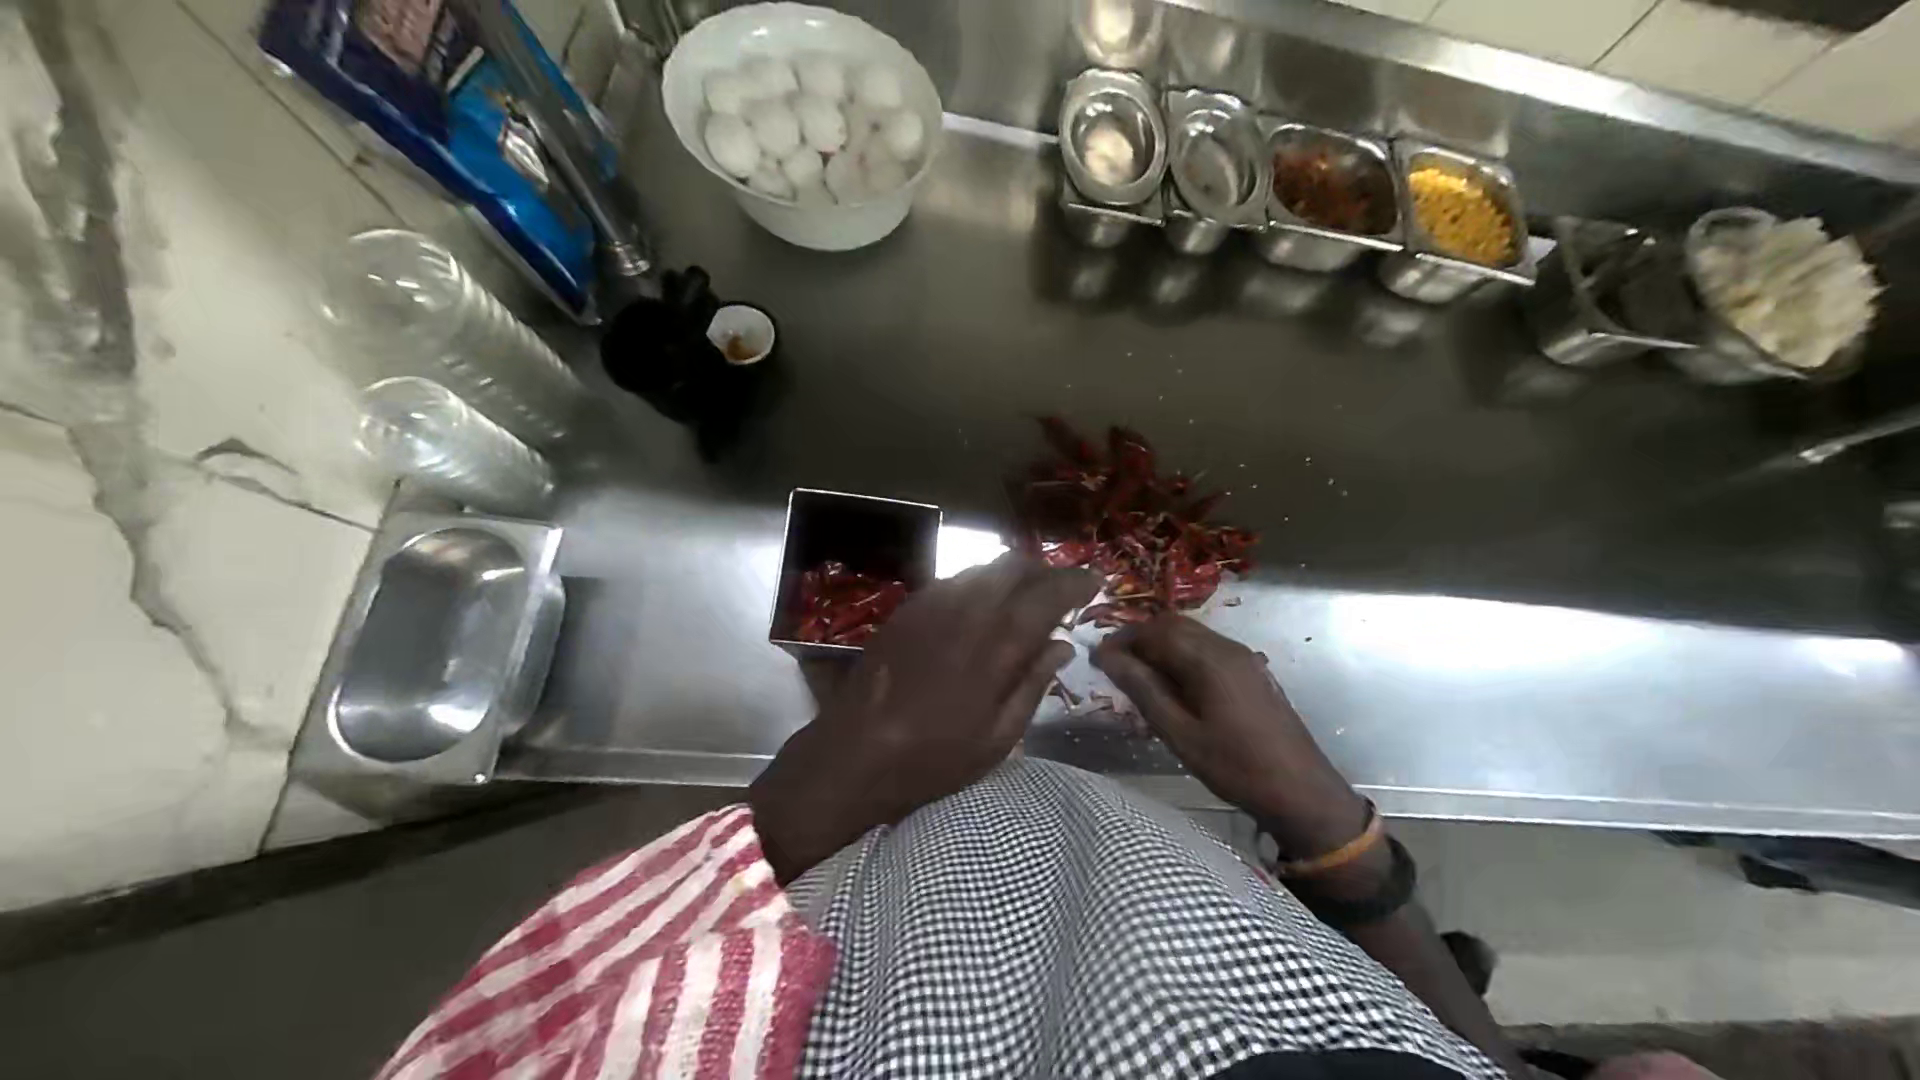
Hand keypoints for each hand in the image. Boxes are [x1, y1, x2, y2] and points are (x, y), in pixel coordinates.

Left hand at [751, 554, 1098, 881]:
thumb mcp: (998, 737)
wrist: (854, 753)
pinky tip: (980, 606)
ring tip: (1023, 596)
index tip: (1094, 581)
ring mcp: (932, 604)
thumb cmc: (934, 758)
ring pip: (983, 567)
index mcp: (997, 643)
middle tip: (1059, 590)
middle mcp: (968, 609)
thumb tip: (1062, 645)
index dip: (1075, 581)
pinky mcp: (907, 608)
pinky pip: (953, 580)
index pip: (1048, 593)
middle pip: (1015, 566)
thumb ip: (1034, 684)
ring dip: (1011, 574)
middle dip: (1044, 570)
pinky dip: (978, 583)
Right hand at [1093, 615, 1368, 857]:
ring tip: (1138, 677)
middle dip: (1139, 639)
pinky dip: (1181, 656)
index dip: (1121, 640)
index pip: (1154, 631)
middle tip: (1114, 665)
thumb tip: (1106, 656)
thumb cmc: (1234, 766)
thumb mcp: (1178, 732)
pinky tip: (1172, 686)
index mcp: (1209, 659)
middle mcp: (1227, 647)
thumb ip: (1142, 689)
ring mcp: (1243, 657)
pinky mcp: (1251, 671)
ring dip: (1160, 646)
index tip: (1096, 658)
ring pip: (1191, 635)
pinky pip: (1207, 649)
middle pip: (1173, 625)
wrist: (1302, 793)